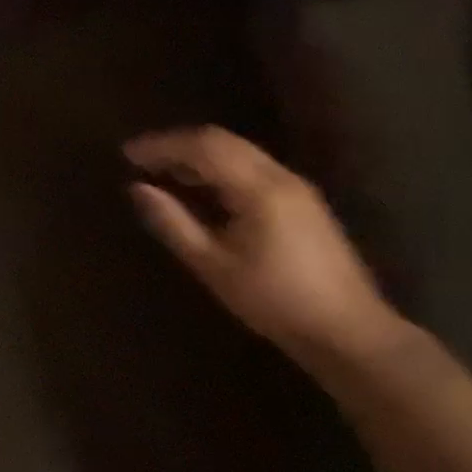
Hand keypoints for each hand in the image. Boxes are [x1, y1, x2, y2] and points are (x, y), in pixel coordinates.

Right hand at [125, 126, 405, 365]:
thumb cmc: (272, 299)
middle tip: (140, 159)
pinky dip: (218, 168)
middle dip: (178, 144)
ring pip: (240, 152)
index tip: (126, 153)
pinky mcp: (301, 202)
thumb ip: (172, 222)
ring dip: (198, 155)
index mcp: (259, 189)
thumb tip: (137, 189)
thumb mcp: (212, 264)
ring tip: (162, 172)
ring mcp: (296, 188)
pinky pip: (251, 168)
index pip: (203, 147)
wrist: (345, 329)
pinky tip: (199, 189)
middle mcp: (280, 177)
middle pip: (224, 142)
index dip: (162, 145)